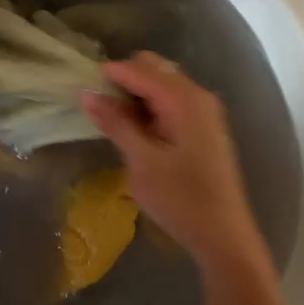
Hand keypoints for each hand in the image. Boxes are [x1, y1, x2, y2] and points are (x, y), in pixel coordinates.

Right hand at [81, 51, 263, 263]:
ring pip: (162, 85)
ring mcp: (204, 112)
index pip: (139, 69)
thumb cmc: (180, 199)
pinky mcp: (203, 128)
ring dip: (136, 96)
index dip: (109, 74)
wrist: (223, 235)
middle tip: (97, 107)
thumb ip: (116, 123)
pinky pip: (171, 103)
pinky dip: (150, 109)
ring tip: (111, 120)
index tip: (80, 85)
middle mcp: (198, 96)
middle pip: (154, 69)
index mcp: (184, 99)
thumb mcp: (141, 161)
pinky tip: (135, 131)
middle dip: (124, 82)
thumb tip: (87, 94)